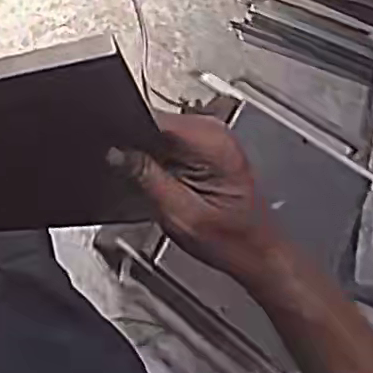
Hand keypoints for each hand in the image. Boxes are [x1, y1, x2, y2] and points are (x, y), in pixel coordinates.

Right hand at [110, 112, 273, 275]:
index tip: (118, 153)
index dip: (129, 134)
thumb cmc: (231, 241)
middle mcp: (213, 130)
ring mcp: (210, 135)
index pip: (153, 117)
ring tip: (164, 185)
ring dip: (150, 156)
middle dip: (139, 148)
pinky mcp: (205, 144)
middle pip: (154, 122)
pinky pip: (168, 141)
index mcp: (211, 141)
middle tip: (147, 182)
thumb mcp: (178, 213)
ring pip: (158, 131)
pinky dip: (161, 160)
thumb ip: (144, 176)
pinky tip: (172, 182)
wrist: (258, 256)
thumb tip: (115, 151)